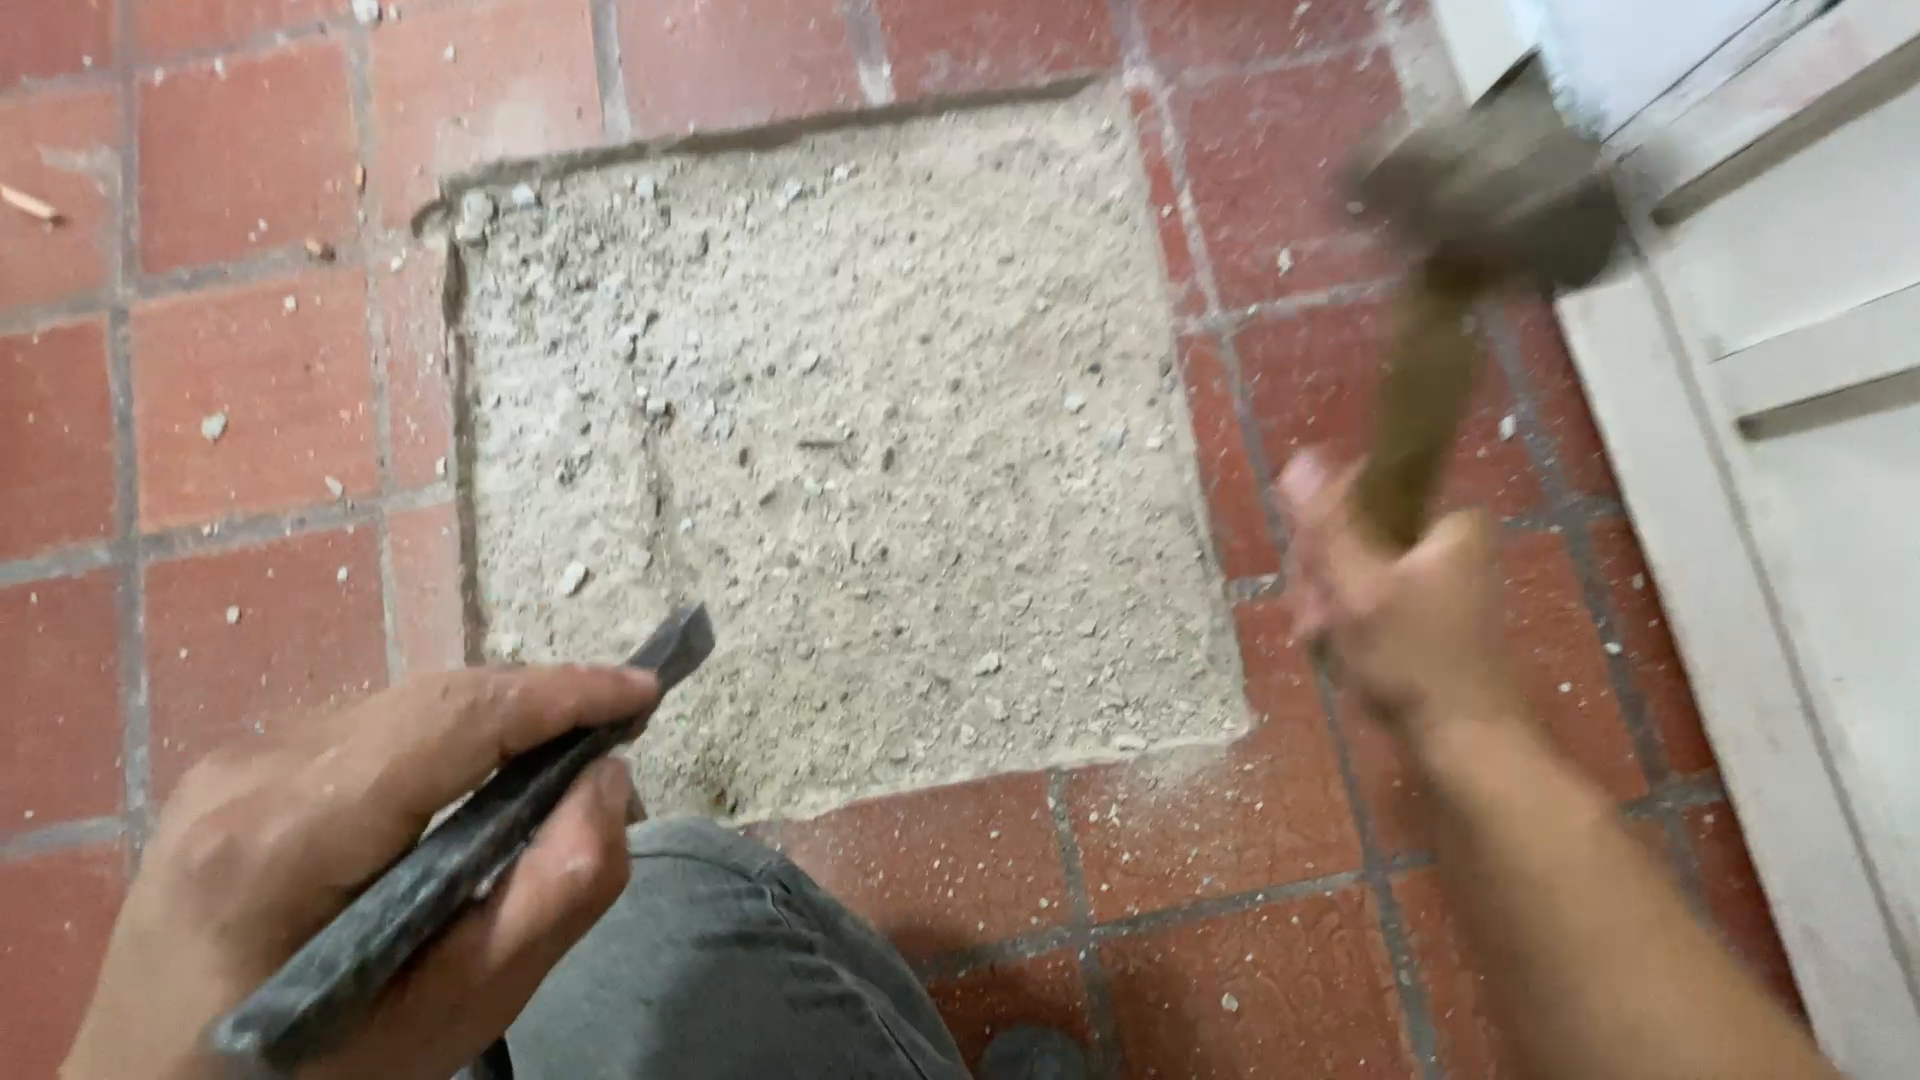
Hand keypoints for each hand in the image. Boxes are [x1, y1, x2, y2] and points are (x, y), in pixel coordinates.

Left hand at [62, 665, 657, 1079]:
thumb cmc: (320, 1069)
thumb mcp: (465, 1005)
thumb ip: (561, 889)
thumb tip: (607, 776)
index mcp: (285, 840)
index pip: (455, 721)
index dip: (564, 694)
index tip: (646, 691)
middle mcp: (253, 773)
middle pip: (441, 698)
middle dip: (549, 698)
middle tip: (624, 722)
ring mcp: (240, 759)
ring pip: (420, 700)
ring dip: (510, 714)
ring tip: (572, 745)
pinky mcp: (248, 761)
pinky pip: (391, 720)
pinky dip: (465, 729)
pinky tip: (496, 764)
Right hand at [1276, 448, 1522, 741]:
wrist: (1463, 742)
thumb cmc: (1412, 661)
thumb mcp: (1359, 586)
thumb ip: (1326, 524)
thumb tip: (1300, 459)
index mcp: (1447, 524)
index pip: (1356, 499)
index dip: (1322, 538)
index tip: (1316, 581)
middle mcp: (1446, 545)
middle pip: (1350, 539)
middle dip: (1323, 582)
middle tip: (1320, 621)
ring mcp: (1437, 582)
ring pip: (1351, 574)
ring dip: (1328, 607)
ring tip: (1328, 642)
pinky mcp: (1428, 616)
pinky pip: (1367, 602)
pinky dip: (1347, 625)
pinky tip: (1340, 651)